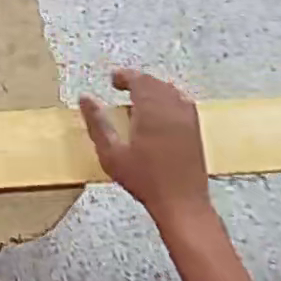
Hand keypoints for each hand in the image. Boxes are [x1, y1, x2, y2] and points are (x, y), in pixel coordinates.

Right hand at [80, 68, 211, 224]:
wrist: (182, 204)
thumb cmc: (145, 180)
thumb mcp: (111, 153)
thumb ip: (97, 123)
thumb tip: (85, 99)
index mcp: (152, 109)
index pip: (139, 80)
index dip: (124, 76)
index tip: (113, 80)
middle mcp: (172, 108)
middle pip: (154, 82)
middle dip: (137, 80)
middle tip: (122, 86)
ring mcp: (187, 118)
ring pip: (169, 90)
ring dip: (153, 88)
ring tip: (138, 98)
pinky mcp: (196, 129)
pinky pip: (182, 101)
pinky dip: (168, 98)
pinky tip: (160, 111)